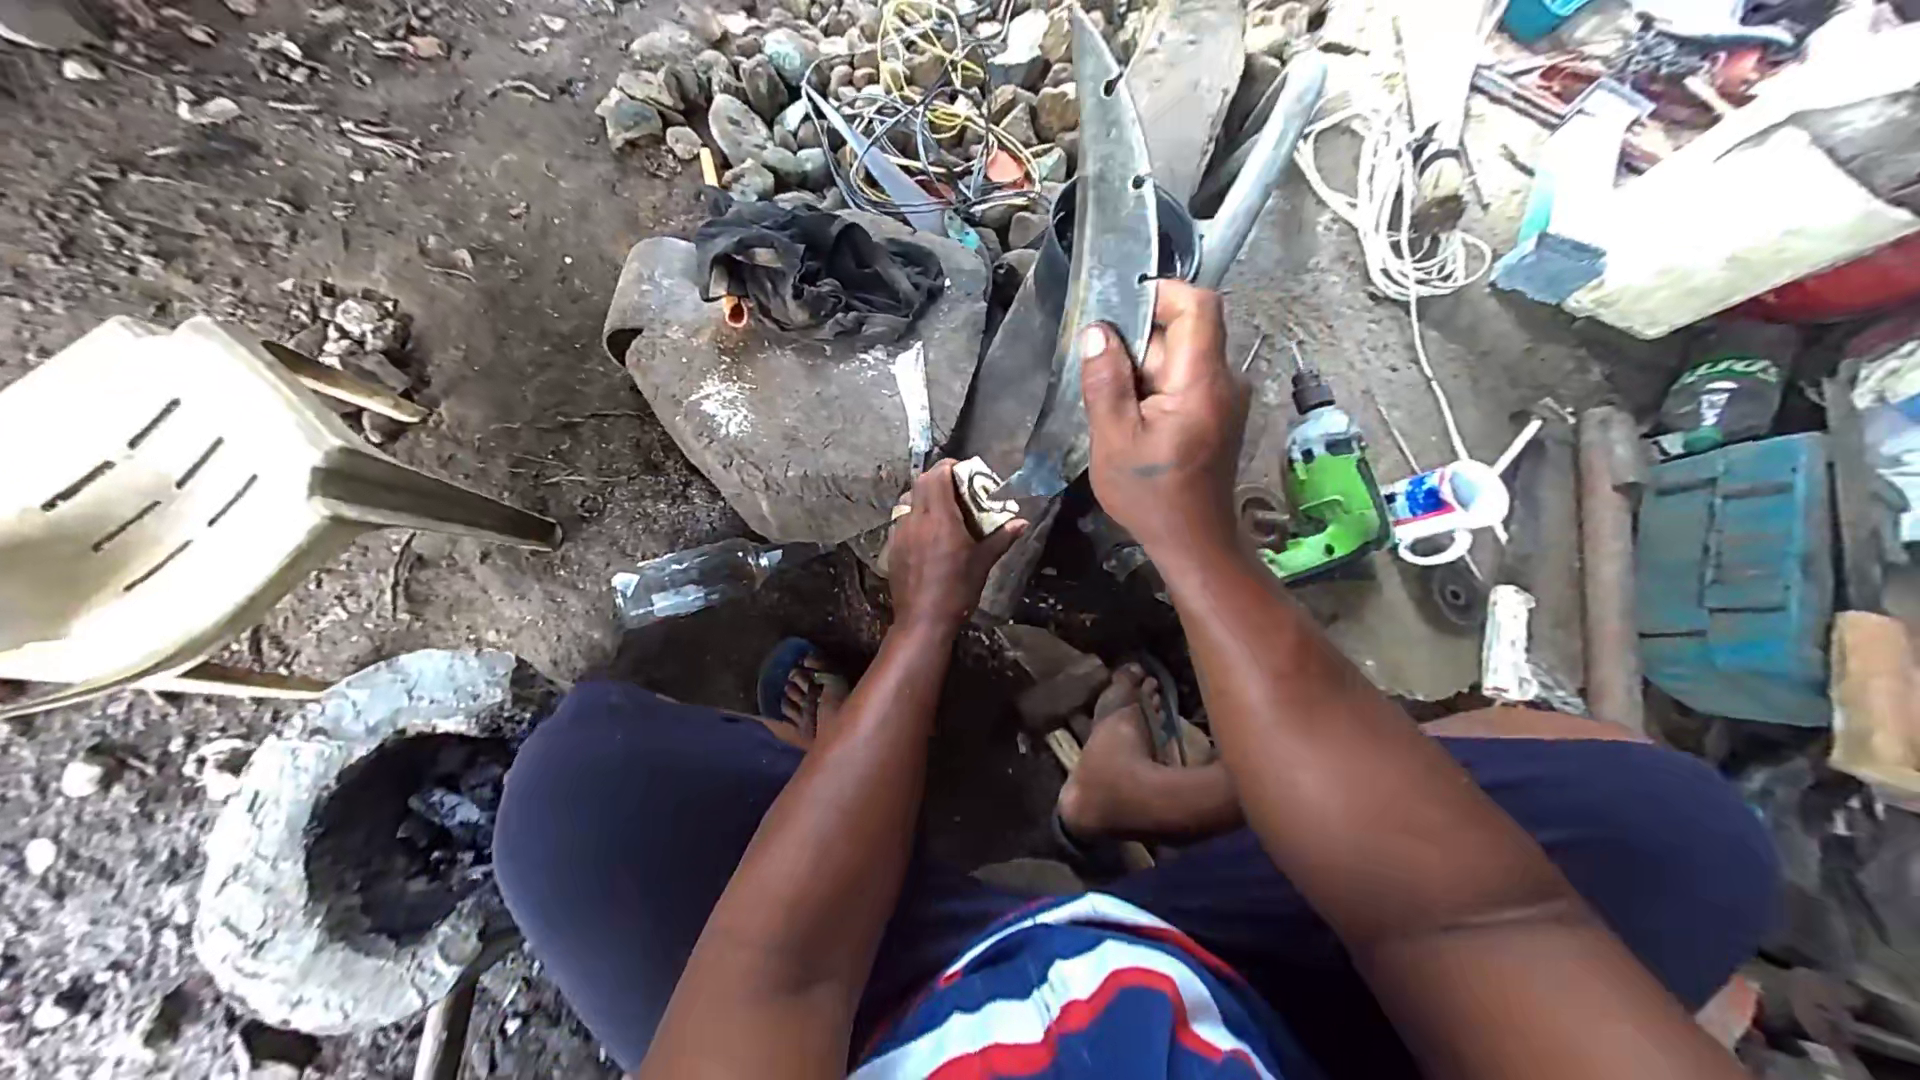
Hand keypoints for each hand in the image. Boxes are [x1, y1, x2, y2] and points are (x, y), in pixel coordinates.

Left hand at [887, 460, 1027, 632]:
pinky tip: (927, 533)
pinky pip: (901, 520)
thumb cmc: (957, 590)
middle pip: (920, 482)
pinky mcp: (893, 548)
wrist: (923, 620)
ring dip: (923, 496)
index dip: (949, 467)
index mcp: (940, 518)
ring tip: (941, 509)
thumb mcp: (983, 562)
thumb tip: (1022, 522)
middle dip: (937, 478)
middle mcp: (916, 519)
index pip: (937, 475)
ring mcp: (900, 533)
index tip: (964, 472)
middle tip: (956, 489)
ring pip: (907, 500)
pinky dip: (914, 516)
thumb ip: (1001, 537)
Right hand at [1080, 280, 1247, 555]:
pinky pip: (1185, 379)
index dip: (1159, 292)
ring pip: (1181, 356)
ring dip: (1143, 368)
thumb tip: (1097, 331)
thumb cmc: (1151, 496)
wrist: (1193, 540)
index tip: (1117, 310)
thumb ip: (1105, 382)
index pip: (1197, 305)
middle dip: (1139, 342)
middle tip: (1101, 373)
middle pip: (1184, 331)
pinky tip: (1132, 418)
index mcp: (1202, 382)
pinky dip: (1155, 386)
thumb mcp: (1114, 440)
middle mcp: (1224, 380)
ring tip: (1113, 404)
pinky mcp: (1217, 413)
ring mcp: (1224, 397)